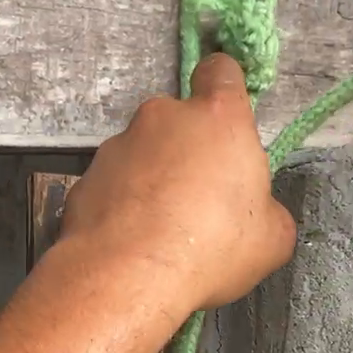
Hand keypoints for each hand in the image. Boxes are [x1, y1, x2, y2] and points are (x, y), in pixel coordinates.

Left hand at [59, 54, 296, 312]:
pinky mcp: (83, 182)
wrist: (127, 279)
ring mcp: (116, 148)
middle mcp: (161, 119)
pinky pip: (108, 191)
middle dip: (182, 154)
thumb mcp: (269, 240)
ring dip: (146, 184)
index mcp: (217, 118)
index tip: (221, 124)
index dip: (222, 92)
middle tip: (191, 204)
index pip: (220, 72)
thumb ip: (267, 212)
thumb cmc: (209, 251)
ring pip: (138, 158)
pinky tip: (125, 246)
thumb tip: (260, 215)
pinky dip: (116, 211)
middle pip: (175, 123)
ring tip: (153, 234)